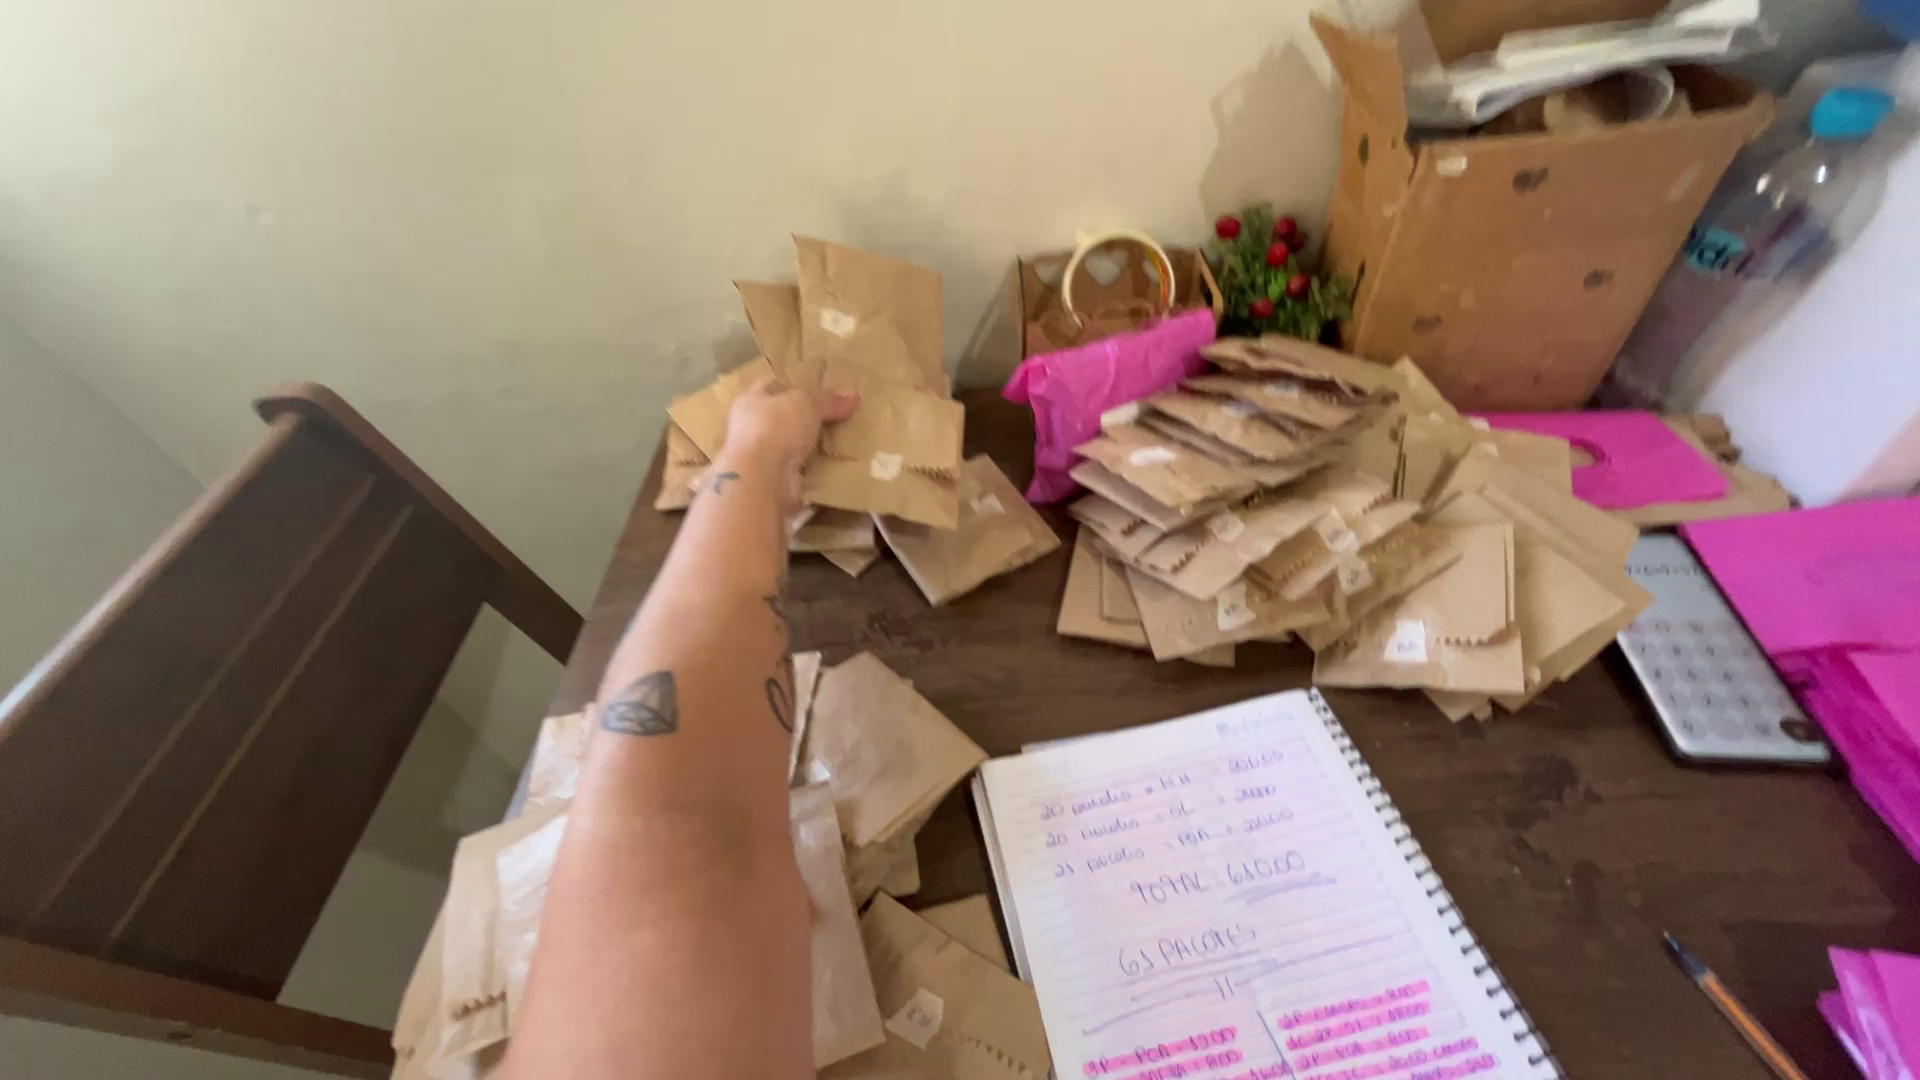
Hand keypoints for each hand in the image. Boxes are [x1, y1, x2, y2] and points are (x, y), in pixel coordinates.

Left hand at [719, 377, 858, 475]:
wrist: (762, 478)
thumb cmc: (776, 428)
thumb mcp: (807, 404)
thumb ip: (829, 401)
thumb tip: (854, 395)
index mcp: (751, 399)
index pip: (772, 384)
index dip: (795, 383)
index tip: (819, 386)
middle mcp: (750, 426)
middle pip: (783, 416)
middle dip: (806, 417)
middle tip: (836, 414)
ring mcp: (760, 456)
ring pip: (790, 444)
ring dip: (809, 445)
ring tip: (840, 441)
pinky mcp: (773, 480)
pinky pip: (798, 469)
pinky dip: (812, 468)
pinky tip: (832, 465)